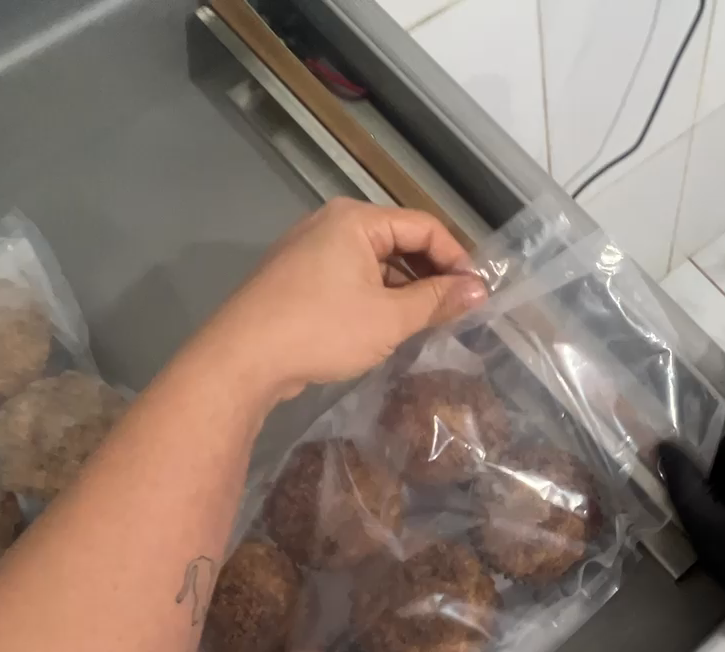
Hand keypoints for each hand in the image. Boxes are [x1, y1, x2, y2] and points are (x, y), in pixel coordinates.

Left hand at [184, 199, 488, 402]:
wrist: (245, 357)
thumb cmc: (323, 330)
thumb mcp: (391, 318)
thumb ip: (438, 301)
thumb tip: (479, 291)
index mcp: (357, 221)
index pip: (424, 227)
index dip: (457, 259)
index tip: (477, 295)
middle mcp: (334, 223)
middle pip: (401, 240)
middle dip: (433, 274)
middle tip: (457, 310)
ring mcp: (313, 248)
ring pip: (377, 261)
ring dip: (407, 287)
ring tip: (429, 321)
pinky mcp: (302, 275)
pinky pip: (354, 276)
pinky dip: (380, 295)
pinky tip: (392, 324)